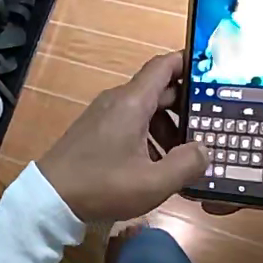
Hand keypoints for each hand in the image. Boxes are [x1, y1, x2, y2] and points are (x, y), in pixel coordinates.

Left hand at [37, 52, 210, 222]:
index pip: (164, 66)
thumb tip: (204, 150)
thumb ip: (186, 165)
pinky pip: (130, 122)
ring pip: (145, 109)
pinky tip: (156, 164)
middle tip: (211, 125)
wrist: (50, 197)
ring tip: (184, 155)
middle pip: (159, 90)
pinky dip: (149, 135)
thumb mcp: (153, 183)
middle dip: (186, 107)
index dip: (189, 64)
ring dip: (168, 127)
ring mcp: (104, 114)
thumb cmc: (103, 185)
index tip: (212, 74)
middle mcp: (118, 100)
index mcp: (133, 103)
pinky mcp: (96, 129)